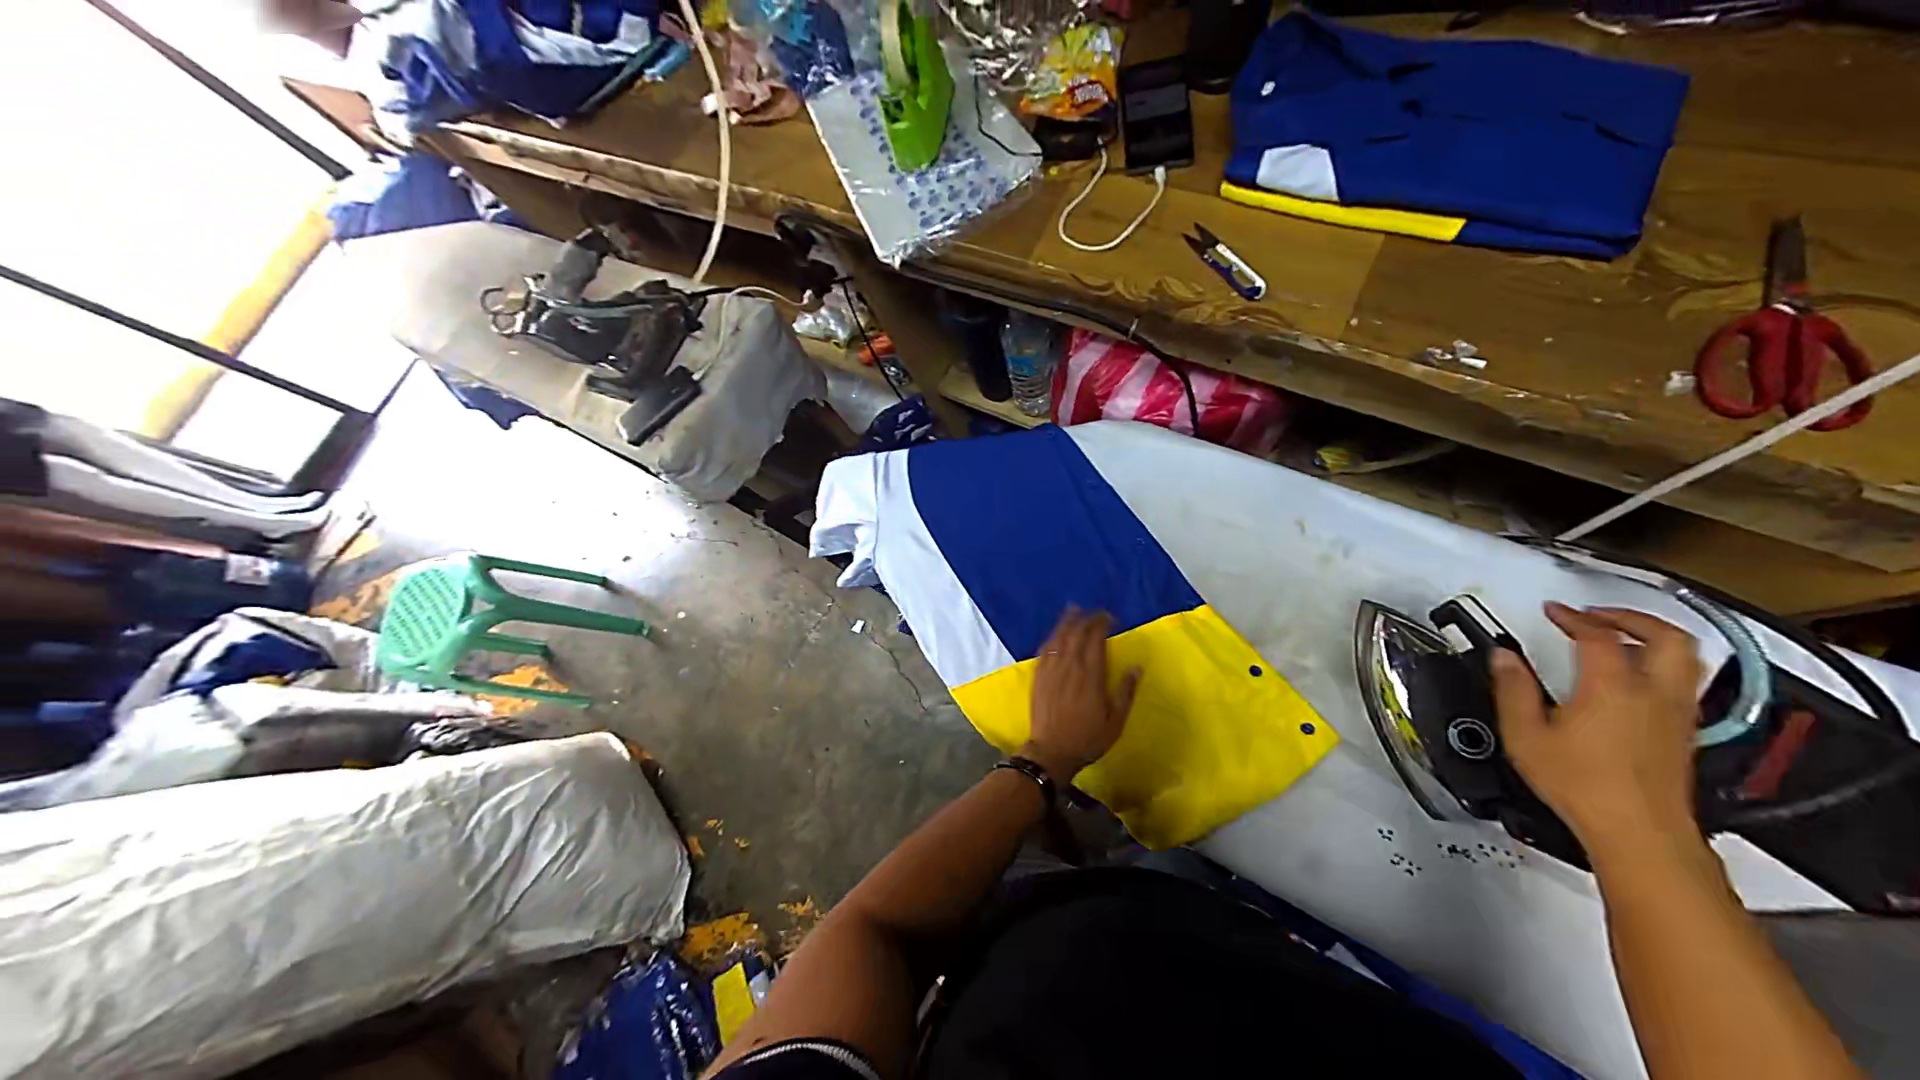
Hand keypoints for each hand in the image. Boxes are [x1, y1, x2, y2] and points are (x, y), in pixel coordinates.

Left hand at [1022, 607, 1140, 780]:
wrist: (1051, 752)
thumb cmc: (1087, 738)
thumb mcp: (1116, 721)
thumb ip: (1126, 692)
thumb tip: (1137, 668)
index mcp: (1090, 676)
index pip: (1096, 640)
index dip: (1102, 624)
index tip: (1111, 618)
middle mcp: (1069, 667)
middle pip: (1076, 634)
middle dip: (1086, 619)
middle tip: (1095, 612)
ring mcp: (1051, 671)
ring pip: (1058, 638)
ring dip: (1066, 622)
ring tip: (1073, 610)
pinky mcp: (1038, 677)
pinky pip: (1044, 650)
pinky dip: (1052, 638)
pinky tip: (1055, 634)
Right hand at [1490, 603, 1703, 861]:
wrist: (1638, 832)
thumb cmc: (1585, 787)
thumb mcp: (1525, 734)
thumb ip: (1513, 689)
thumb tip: (1504, 659)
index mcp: (1612, 688)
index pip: (1598, 635)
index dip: (1573, 617)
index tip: (1555, 611)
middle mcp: (1653, 695)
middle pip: (1665, 636)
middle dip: (1632, 616)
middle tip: (1600, 613)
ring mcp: (1676, 714)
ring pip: (1687, 657)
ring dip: (1656, 636)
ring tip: (1626, 634)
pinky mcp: (1685, 733)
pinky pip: (1686, 682)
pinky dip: (1664, 664)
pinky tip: (1641, 675)